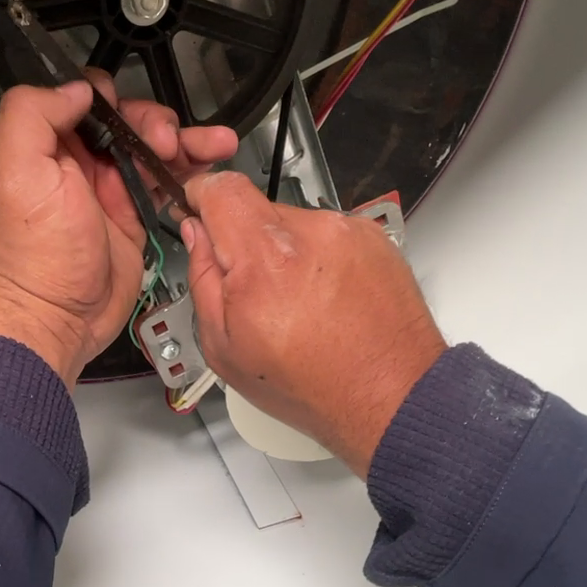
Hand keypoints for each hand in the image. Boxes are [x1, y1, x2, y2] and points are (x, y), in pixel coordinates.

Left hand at [0, 74, 237, 385]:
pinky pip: (166, 182)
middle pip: (126, 119)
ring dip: (184, 139)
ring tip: (210, 145)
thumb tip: (76, 89)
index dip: (108, 96)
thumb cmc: (33, 253)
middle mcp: (78, 164)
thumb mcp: (17, 171)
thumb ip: (34, 114)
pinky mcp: (134, 218)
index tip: (123, 115)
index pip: (82, 98)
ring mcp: (109, 191)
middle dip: (153, 121)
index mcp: (46, 146)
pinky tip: (211, 162)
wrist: (56, 318)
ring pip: (152, 147)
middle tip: (164, 143)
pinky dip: (191, 170)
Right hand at [180, 173, 445, 476]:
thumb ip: (203, 279)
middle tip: (254, 294)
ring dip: (284, 254)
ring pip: (293, 225)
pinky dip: (318, 261)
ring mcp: (347, 231)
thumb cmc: (310, 385)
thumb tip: (197, 234)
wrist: (390, 396)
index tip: (198, 211)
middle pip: (257, 210)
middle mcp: (310, 232)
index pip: (222, 190)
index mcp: (264, 258)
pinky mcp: (373, 238)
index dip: (203, 196)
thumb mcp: (224, 347)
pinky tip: (324, 301)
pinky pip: (327, 235)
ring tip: (297, 306)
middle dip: (246, 244)